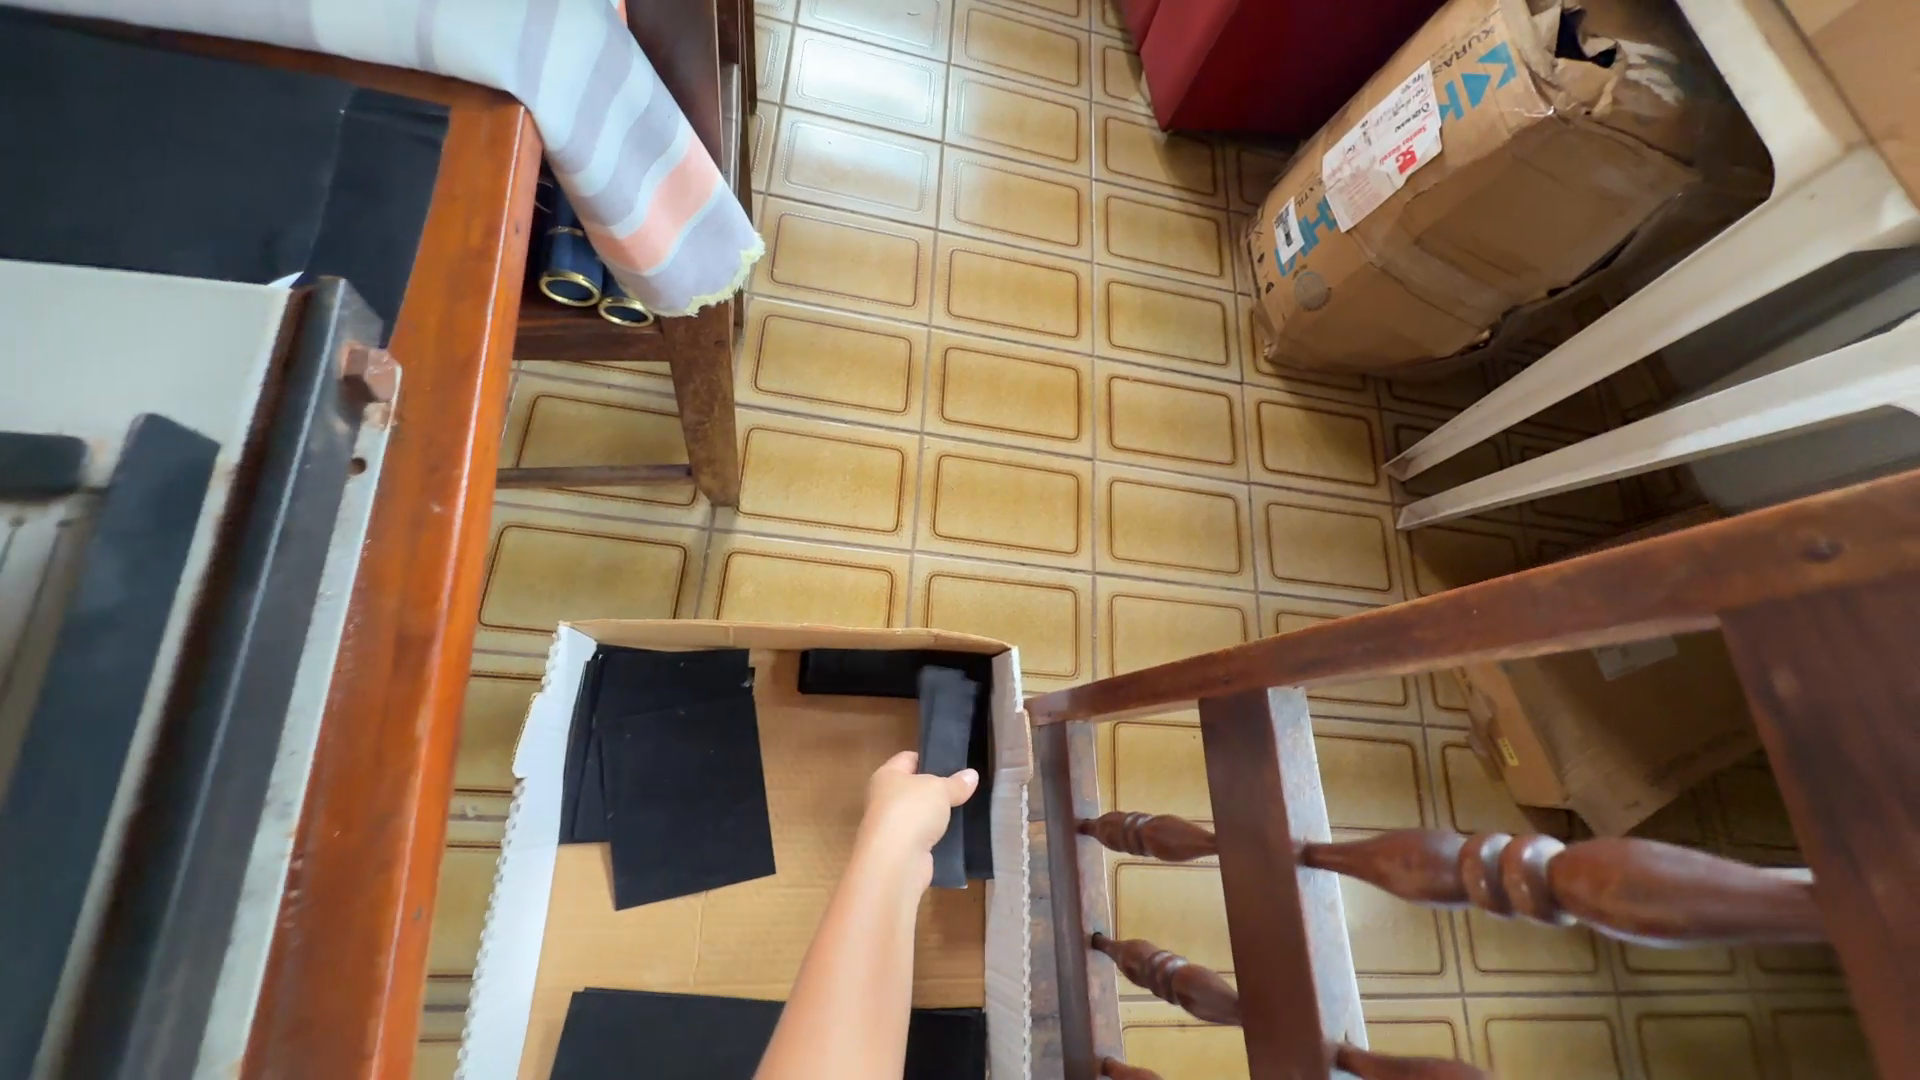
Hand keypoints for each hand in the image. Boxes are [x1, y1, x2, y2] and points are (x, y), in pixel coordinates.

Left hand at [856, 751, 977, 865]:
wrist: (896, 861)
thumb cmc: (911, 810)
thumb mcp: (940, 789)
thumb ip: (956, 783)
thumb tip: (972, 775)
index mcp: (886, 776)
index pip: (907, 758)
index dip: (929, 757)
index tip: (952, 762)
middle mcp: (883, 799)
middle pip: (913, 787)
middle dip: (935, 789)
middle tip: (962, 787)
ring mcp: (891, 826)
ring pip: (918, 814)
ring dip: (935, 815)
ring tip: (962, 810)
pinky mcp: (900, 850)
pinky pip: (921, 837)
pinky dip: (935, 837)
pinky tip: (954, 834)